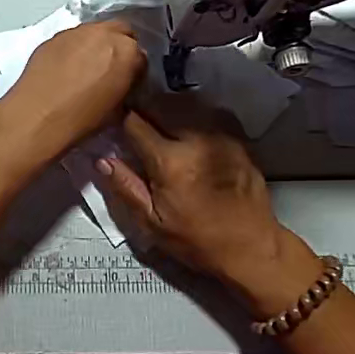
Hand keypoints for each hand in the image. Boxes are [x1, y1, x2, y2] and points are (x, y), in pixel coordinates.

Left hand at [0, 19, 144, 163]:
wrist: (37, 117)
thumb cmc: (82, 119)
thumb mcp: (117, 111)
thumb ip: (125, 90)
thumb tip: (121, 87)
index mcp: (128, 53)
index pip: (141, 57)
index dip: (135, 72)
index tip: (128, 84)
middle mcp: (105, 34)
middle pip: (122, 33)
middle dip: (120, 48)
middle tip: (111, 70)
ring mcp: (77, 32)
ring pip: (96, 32)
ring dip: (97, 45)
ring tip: (87, 68)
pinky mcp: (54, 37)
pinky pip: (72, 38)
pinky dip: (75, 49)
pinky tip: (67, 68)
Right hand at [96, 94, 321, 313]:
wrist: (252, 247)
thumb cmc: (197, 241)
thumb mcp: (152, 223)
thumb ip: (126, 187)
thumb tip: (102, 159)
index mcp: (169, 160)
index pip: (135, 122)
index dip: (121, 120)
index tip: (114, 126)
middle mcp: (195, 138)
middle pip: (161, 106)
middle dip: (145, 112)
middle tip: (137, 127)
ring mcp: (219, 135)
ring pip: (186, 107)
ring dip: (169, 112)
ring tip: (162, 129)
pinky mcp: (237, 139)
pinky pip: (207, 117)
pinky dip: (193, 119)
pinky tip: (190, 136)